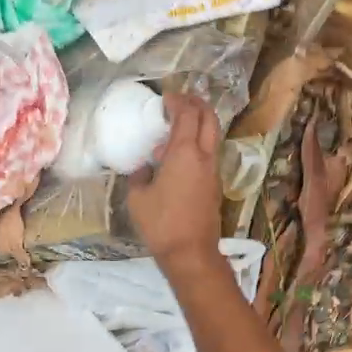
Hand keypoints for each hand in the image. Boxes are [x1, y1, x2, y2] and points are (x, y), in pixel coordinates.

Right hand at [127, 93, 223, 270]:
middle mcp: (204, 156)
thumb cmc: (161, 224)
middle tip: (180, 103)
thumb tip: (143, 168)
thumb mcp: (137, 199)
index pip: (187, 114)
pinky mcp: (214, 185)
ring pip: (213, 135)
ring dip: (199, 125)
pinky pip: (209, 154)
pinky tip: (180, 157)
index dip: (177, 101)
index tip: (165, 99)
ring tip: (178, 128)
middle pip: (209, 118)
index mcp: (184, 152)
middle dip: (196, 104)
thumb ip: (139, 176)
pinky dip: (198, 144)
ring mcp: (212, 171)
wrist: (190, 252)